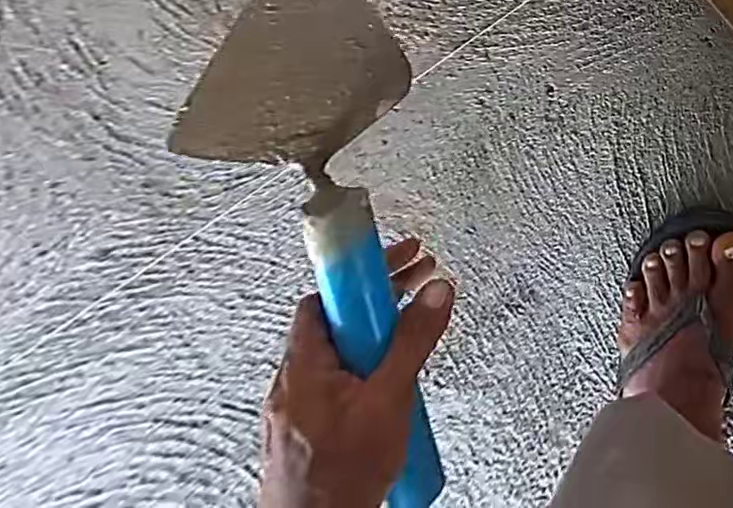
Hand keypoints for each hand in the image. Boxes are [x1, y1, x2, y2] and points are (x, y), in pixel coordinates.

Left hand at [260, 237, 454, 507]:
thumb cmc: (339, 479)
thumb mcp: (389, 397)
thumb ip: (414, 339)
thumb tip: (436, 291)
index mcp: (304, 370)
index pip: (323, 300)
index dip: (361, 273)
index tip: (393, 253)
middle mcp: (296, 383)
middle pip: (338, 317)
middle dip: (382, 291)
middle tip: (417, 272)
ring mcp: (303, 403)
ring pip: (344, 344)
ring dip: (383, 322)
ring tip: (417, 314)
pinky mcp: (316, 421)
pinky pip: (346, 370)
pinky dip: (376, 352)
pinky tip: (399, 362)